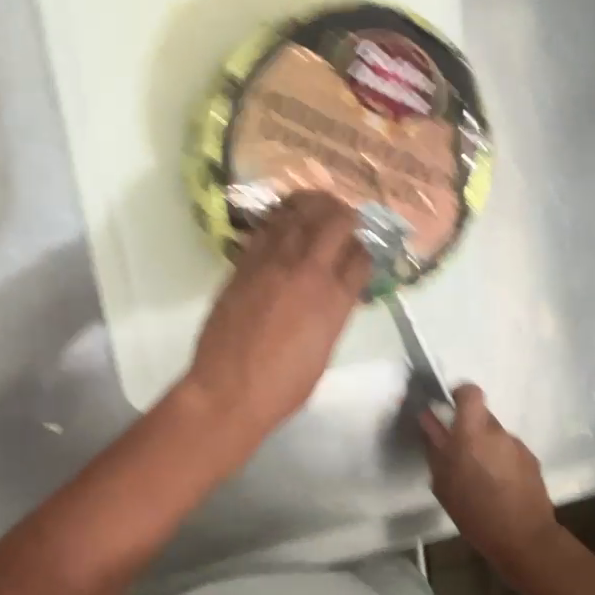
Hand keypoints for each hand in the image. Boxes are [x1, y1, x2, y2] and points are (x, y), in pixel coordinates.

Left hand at [180, 191, 371, 440]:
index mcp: (335, 301)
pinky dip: (281, 215)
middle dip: (347, 215)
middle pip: (336, 222)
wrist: (228, 391)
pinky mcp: (243, 264)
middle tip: (345, 217)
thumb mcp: (323, 352)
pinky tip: (286, 216)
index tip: (364, 248)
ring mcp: (273, 264)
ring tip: (319, 203)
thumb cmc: (281, 387)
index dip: (366, 248)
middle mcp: (309, 273)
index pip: (362, 257)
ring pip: (300, 213)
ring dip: (314, 203)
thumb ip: (332, 316)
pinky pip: (267, 227)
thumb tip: (335, 295)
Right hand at [421, 385, 559, 563]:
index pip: (470, 392)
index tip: (448, 410)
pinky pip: (508, 452)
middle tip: (457, 456)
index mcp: (472, 434)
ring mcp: (518, 446)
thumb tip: (429, 421)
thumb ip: (436, 447)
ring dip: (484, 448)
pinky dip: (500, 462)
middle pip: (480, 417)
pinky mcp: (532, 461)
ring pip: (494, 436)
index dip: (458, 395)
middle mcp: (497, 433)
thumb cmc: (474, 512)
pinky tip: (497, 489)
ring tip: (478, 479)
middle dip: (467, 430)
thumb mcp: (443, 483)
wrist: (524, 538)